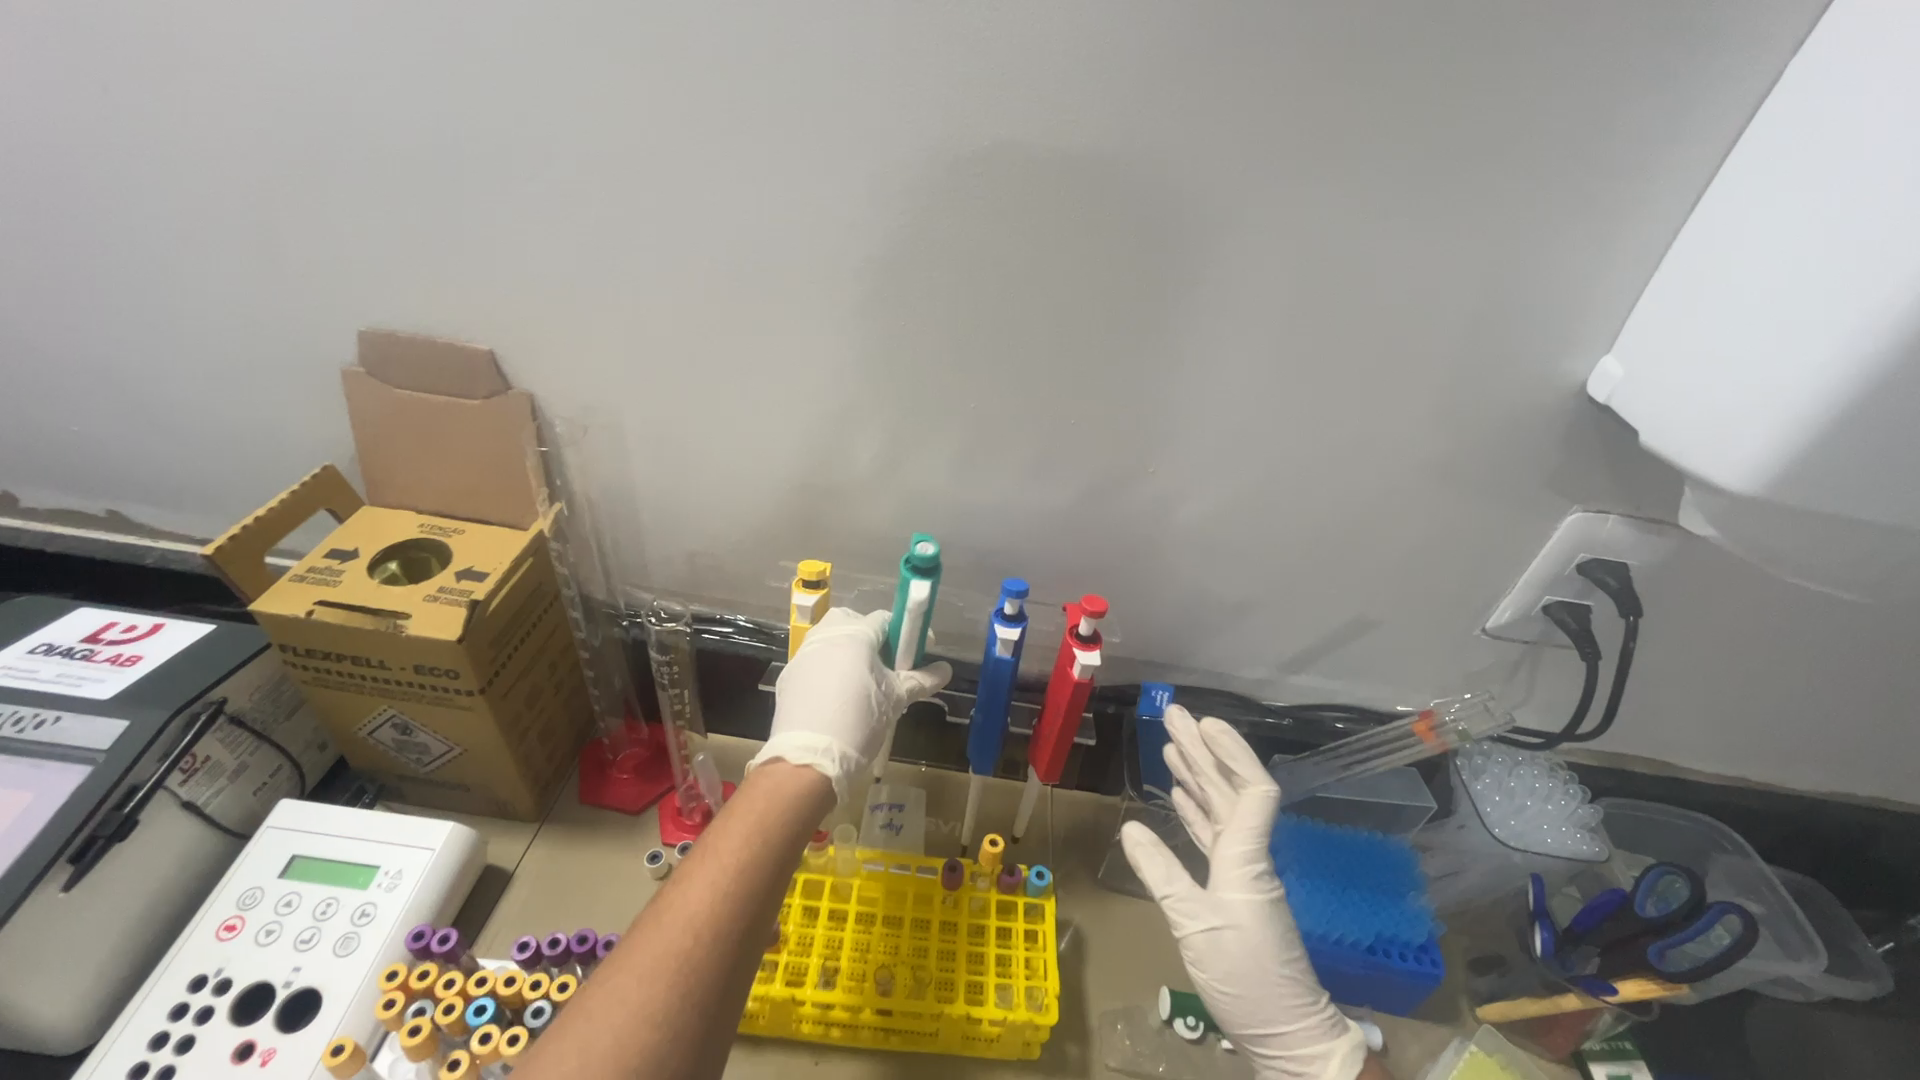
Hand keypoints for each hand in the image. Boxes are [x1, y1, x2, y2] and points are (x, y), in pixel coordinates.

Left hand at [747, 608, 951, 803]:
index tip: (919, 653)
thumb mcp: (897, 699)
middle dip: (873, 638)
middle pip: (854, 623)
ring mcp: (803, 656)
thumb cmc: (860, 721)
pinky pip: (815, 663)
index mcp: (855, 634)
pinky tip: (838, 698)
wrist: (810, 760)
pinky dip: (829, 671)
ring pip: (831, 641)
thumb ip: (922, 679)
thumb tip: (946, 669)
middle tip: (889, 665)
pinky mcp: (789, 677)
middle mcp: (826, 636)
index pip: (886, 619)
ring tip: (864, 682)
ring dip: (849, 653)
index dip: (906, 634)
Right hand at [1121, 706, 1370, 1079]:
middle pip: (1229, 791)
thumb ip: (1162, 874)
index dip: (1231, 753)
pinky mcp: (1233, 892)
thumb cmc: (1245, 977)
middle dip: (1201, 752)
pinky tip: (1179, 797)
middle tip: (1172, 716)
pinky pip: (1214, 838)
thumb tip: (1130, 828)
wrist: (1286, 1032)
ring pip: (1219, 811)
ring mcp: (1242, 874)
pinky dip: (1195, 814)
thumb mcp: (1195, 925)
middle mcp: (1248, 856)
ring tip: (1170, 746)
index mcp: (1246, 857)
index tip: (1205, 722)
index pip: (1251, 790)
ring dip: (1197, 777)